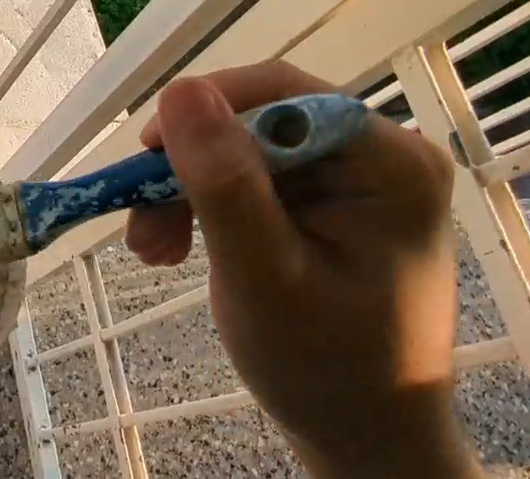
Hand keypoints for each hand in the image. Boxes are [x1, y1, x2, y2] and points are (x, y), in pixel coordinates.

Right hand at [125, 62, 478, 478]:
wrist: (360, 438)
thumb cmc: (324, 368)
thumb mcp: (262, 276)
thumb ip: (224, 184)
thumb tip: (180, 89)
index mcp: (388, 163)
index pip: (278, 92)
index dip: (205, 112)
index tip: (149, 157)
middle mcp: (374, 155)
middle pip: (250, 119)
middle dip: (186, 168)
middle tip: (141, 221)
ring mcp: (346, 177)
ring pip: (233, 145)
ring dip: (181, 190)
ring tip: (151, 248)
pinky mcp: (318, 198)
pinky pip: (238, 173)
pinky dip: (197, 204)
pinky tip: (172, 244)